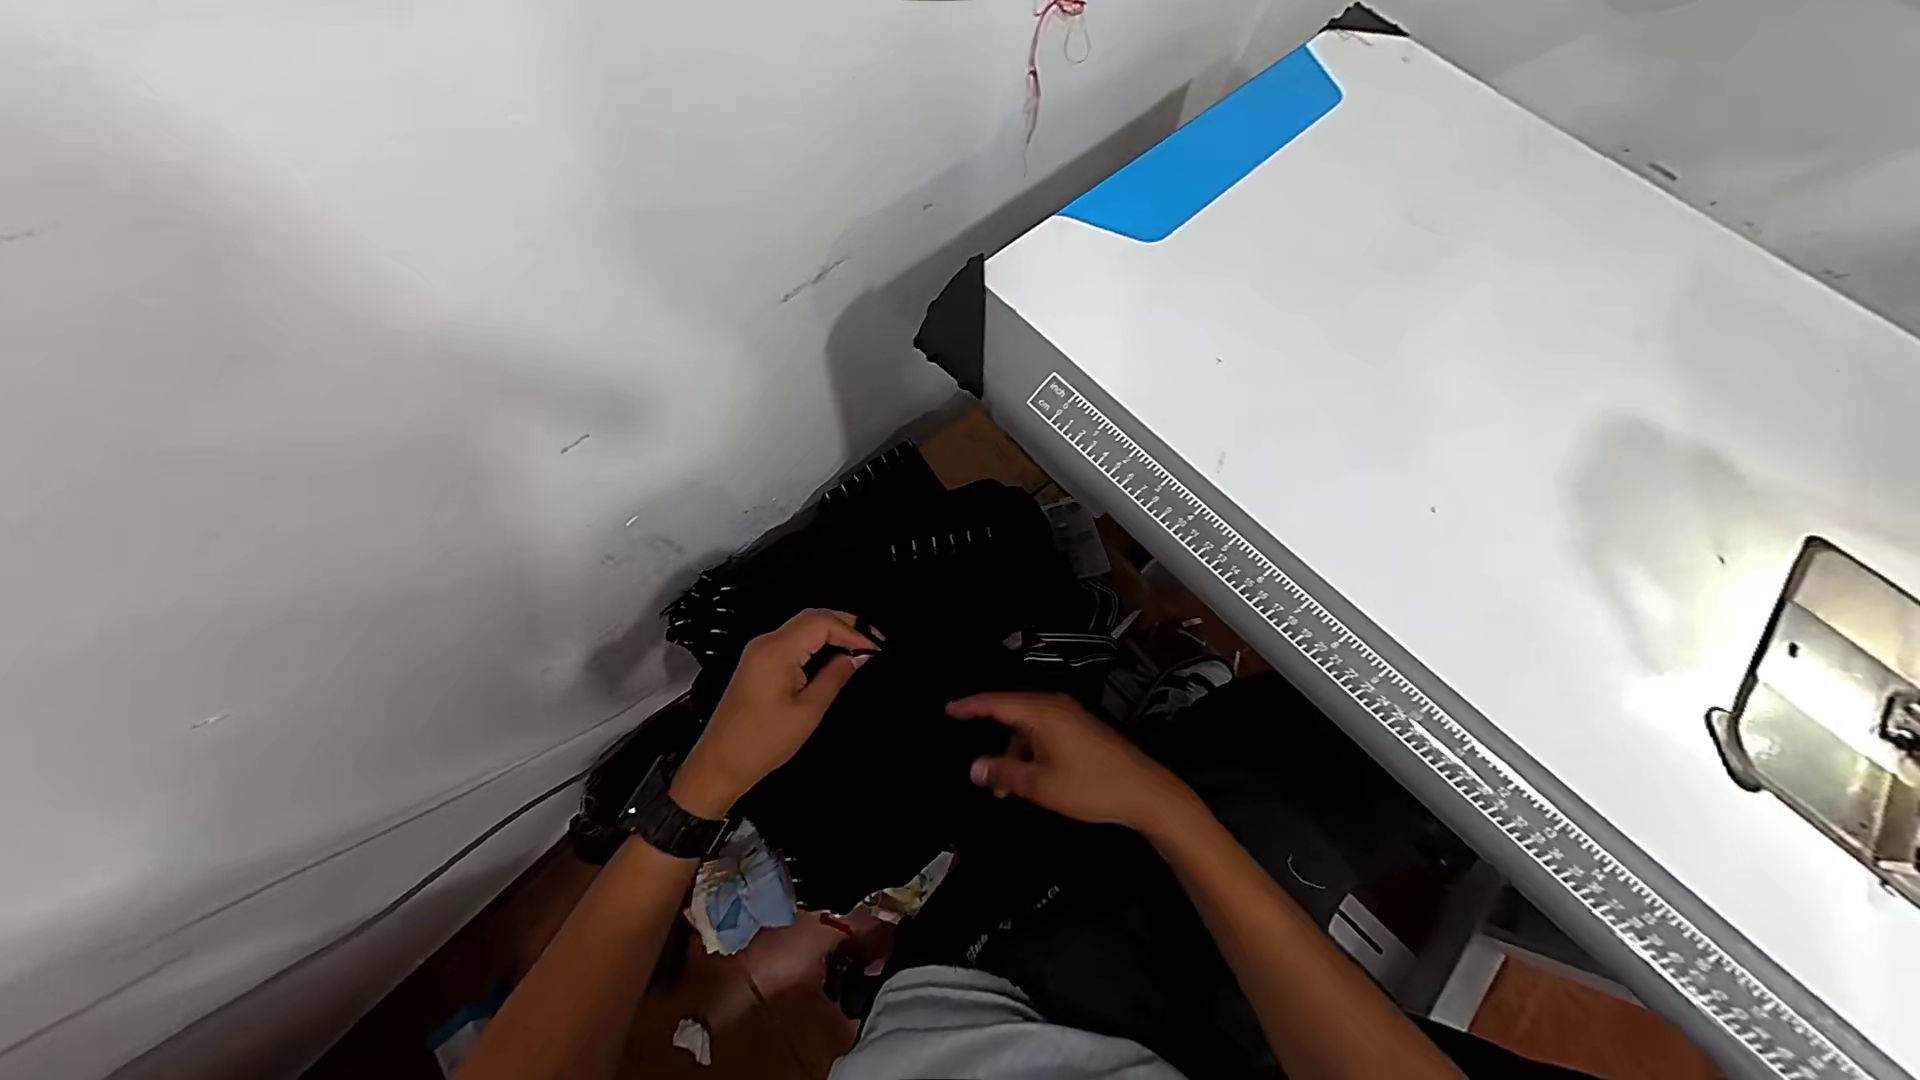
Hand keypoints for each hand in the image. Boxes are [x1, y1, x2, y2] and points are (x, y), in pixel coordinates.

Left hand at [672, 609, 875, 817]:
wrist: (720, 763)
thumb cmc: (763, 741)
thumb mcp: (809, 710)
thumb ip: (834, 676)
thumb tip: (855, 656)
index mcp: (777, 650)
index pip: (822, 622)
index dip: (852, 630)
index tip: (874, 647)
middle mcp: (766, 643)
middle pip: (811, 616)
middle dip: (844, 623)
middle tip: (871, 640)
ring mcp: (759, 651)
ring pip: (802, 626)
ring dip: (830, 631)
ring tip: (858, 646)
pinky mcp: (758, 662)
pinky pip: (792, 640)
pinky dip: (816, 641)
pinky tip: (832, 654)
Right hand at [947, 692, 1197, 830]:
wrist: (1145, 791)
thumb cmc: (1090, 786)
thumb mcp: (1040, 786)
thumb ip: (1004, 773)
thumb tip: (974, 767)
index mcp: (1042, 712)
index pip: (996, 702)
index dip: (970, 706)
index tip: (948, 709)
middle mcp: (1054, 706)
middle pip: (1011, 716)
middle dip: (994, 744)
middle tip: (981, 772)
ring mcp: (1069, 716)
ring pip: (1028, 729)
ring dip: (1014, 755)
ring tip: (1006, 790)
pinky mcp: (1079, 728)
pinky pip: (1043, 734)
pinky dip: (1031, 754)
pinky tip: (1029, 781)